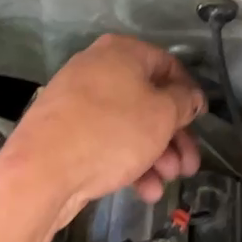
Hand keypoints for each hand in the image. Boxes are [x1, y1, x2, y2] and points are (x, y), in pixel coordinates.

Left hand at [0, 34, 204, 224]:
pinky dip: (128, 161)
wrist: (41, 172)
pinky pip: (106, 140)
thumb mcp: (162, 115)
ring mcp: (78, 100)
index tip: (200, 122)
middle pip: (149, 99)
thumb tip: (190, 97)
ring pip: (129, 124)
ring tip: (167, 182)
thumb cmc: (110, 132)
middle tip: (188, 165)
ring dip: (155, 154)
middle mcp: (98, 68)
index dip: (189, 95)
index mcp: (122, 51)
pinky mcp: (65, 131)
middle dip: (174, 136)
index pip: (169, 66)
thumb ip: (184, 101)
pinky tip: (145, 190)